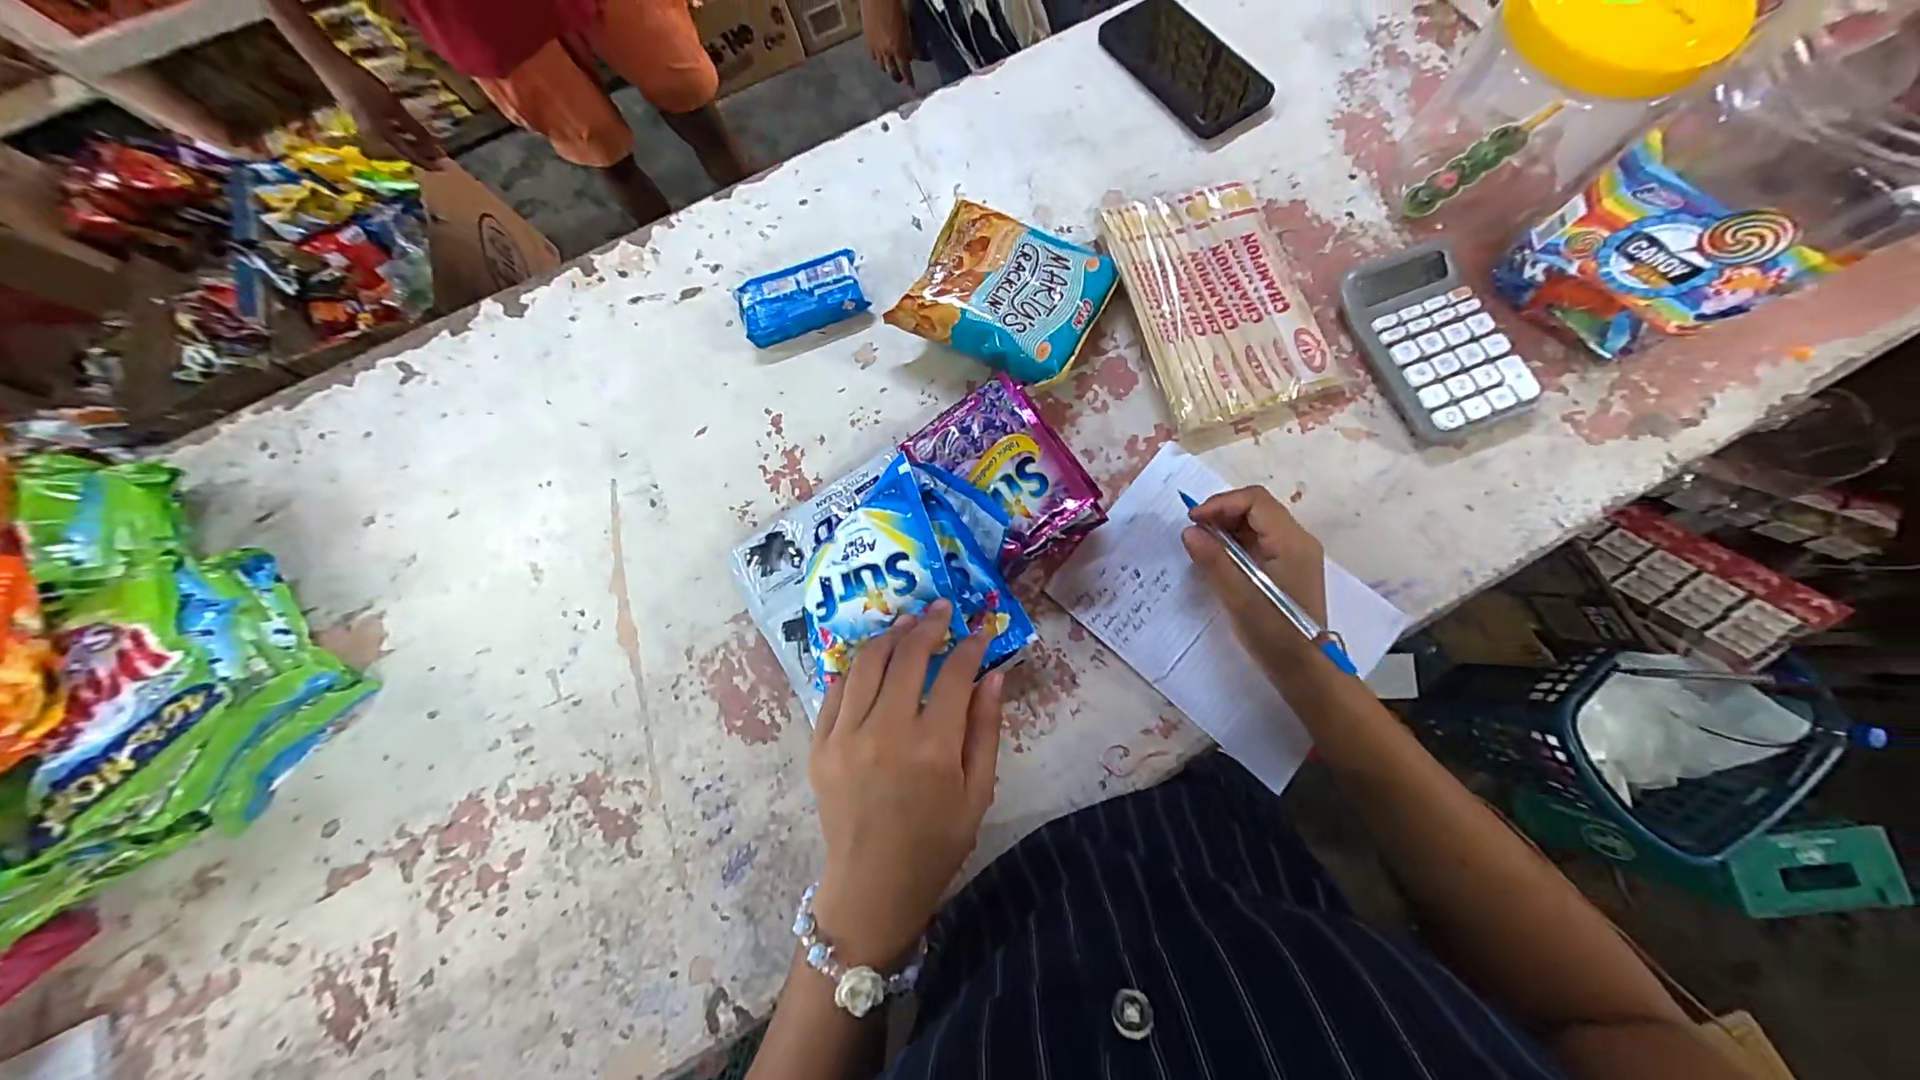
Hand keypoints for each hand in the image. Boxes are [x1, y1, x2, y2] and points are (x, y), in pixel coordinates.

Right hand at [339, 70, 443, 167]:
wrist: (331, 66)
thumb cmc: (363, 85)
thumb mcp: (393, 107)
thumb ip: (412, 127)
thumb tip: (433, 146)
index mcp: (382, 136)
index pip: (409, 154)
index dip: (427, 161)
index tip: (443, 169)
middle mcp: (375, 136)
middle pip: (403, 150)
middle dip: (422, 155)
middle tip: (441, 160)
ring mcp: (368, 127)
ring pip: (397, 141)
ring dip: (413, 144)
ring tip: (431, 148)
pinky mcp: (364, 117)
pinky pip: (389, 131)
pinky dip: (403, 134)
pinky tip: (411, 132)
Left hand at [809, 601, 1002, 968]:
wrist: (873, 885)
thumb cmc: (936, 843)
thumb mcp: (977, 792)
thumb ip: (986, 728)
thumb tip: (993, 673)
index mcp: (932, 747)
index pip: (954, 674)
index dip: (970, 645)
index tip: (979, 631)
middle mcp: (885, 732)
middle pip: (907, 657)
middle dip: (929, 626)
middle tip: (942, 609)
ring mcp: (845, 736)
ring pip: (867, 663)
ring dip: (890, 636)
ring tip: (908, 623)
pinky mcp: (820, 745)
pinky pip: (835, 690)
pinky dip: (856, 667)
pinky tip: (872, 658)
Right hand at [860, 0, 915, 87]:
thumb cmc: (896, 4)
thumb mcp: (908, 24)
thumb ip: (910, 41)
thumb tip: (913, 53)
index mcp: (899, 48)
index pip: (905, 70)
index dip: (909, 80)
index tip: (912, 87)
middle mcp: (887, 52)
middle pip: (892, 72)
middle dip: (897, 77)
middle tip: (901, 79)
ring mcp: (875, 47)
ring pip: (881, 66)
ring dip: (887, 69)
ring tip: (890, 68)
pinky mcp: (867, 40)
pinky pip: (873, 57)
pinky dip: (878, 60)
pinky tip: (880, 57)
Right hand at [1182, 486, 1328, 675]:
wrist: (1304, 669)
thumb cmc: (1274, 632)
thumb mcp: (1238, 596)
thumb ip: (1213, 559)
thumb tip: (1190, 531)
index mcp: (1291, 542)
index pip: (1255, 501)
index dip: (1220, 503)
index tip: (1192, 521)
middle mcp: (1296, 541)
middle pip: (1256, 508)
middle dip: (1222, 513)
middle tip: (1194, 532)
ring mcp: (1293, 554)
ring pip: (1256, 524)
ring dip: (1226, 527)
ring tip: (1202, 545)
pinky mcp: (1286, 568)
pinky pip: (1258, 542)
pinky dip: (1235, 543)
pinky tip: (1217, 559)